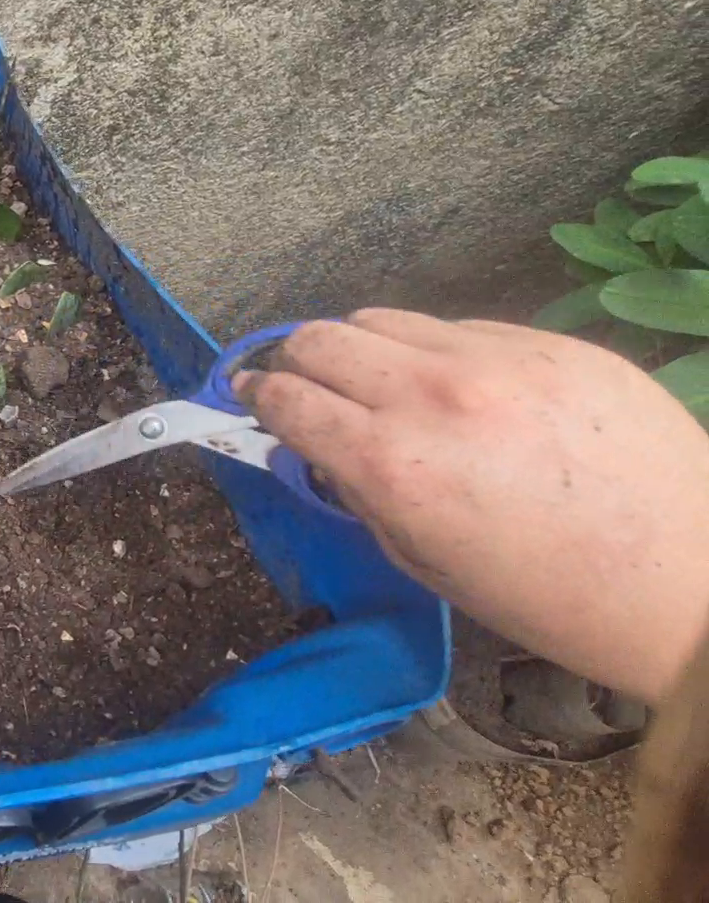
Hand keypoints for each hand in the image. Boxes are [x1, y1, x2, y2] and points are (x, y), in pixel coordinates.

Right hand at [236, 309, 708, 702]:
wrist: (706, 587)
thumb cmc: (540, 593)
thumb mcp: (412, 552)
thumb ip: (349, 483)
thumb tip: (309, 439)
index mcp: (391, 461)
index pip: (282, 396)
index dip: (252, 394)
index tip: (249, 396)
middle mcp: (434, 397)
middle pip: (317, 339)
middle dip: (296, 363)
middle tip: (309, 389)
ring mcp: (500, 362)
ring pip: (377, 320)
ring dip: (360, 351)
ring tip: (384, 385)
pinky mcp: (556, 346)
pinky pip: (456, 329)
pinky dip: (433, 354)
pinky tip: (466, 393)